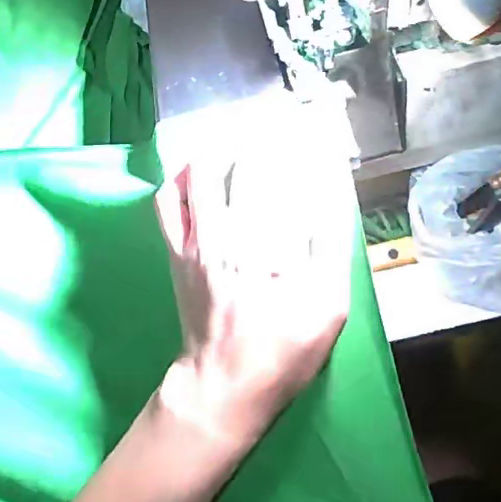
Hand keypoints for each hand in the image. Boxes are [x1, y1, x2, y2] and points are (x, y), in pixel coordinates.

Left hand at [152, 147, 353, 450]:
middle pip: (249, 168)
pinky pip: (168, 203)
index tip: (313, 130)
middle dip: (265, 134)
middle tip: (277, 116)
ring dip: (225, 144)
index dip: (303, 150)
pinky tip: (200, 169)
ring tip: (241, 130)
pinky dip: (182, 178)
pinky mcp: (176, 252)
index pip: (292, 182)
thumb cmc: (283, 352)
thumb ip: (332, 249)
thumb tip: (330, 196)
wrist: (222, 385)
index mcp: (279, 252)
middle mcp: (236, 239)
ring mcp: (199, 243)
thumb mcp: (328, 310)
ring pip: (206, 174)